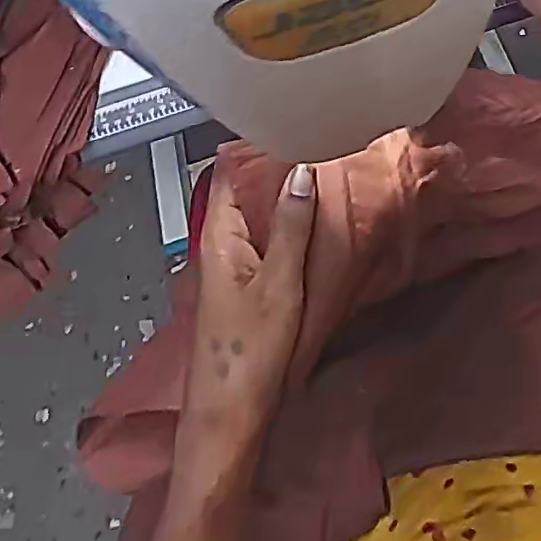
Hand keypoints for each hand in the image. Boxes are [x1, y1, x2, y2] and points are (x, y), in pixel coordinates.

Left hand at [179, 163, 316, 463]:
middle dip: (277, 170)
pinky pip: (264, 240)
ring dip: (283, 198)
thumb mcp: (279, 284)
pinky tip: (312, 223)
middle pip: (245, 192)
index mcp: (219, 234)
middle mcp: (220, 242)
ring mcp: (232, 264)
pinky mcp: (245, 284)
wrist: (229, 415)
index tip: (291, 124)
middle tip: (317, 147)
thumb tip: (299, 170)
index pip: (230, 173)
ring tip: (321, 175)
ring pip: (257, 216)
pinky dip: (285, 226)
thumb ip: (289, 226)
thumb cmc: (250, 349)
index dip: (255, 148)